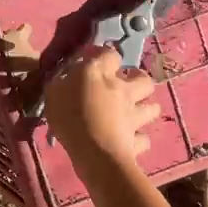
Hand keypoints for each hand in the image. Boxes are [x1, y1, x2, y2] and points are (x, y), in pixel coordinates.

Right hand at [43, 46, 160, 166]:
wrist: (94, 152)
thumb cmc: (69, 116)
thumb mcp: (54, 91)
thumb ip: (64, 81)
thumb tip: (70, 78)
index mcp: (100, 73)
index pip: (110, 54)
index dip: (105, 55)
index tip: (94, 60)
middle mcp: (123, 90)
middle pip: (144, 79)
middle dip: (137, 79)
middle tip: (124, 85)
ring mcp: (135, 116)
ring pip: (153, 107)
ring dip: (145, 107)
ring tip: (132, 111)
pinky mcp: (139, 140)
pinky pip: (144, 137)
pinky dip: (138, 137)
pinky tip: (129, 139)